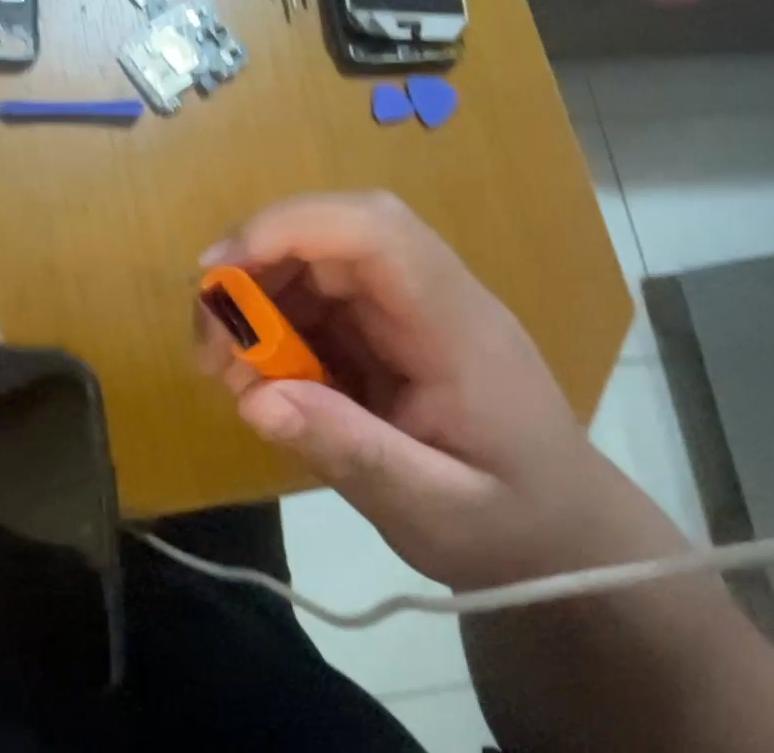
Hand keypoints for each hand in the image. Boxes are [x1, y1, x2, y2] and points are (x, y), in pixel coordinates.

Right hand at [197, 192, 686, 590]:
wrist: (564, 543)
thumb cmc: (515, 527)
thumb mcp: (435, 508)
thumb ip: (352, 452)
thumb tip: (254, 398)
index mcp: (456, 327)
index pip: (374, 232)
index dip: (288, 229)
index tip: (217, 274)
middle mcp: (428, 300)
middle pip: (330, 237)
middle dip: (252, 271)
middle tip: (209, 342)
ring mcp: (404, 314)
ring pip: (311, 267)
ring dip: (253, 305)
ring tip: (223, 370)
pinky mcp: (382, 335)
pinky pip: (312, 307)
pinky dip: (268, 333)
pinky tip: (255, 379)